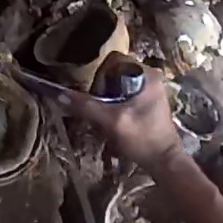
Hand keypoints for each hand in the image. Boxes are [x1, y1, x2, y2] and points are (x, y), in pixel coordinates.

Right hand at [64, 70, 184, 173]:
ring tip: (102, 113)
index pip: (113, 60)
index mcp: (147, 74)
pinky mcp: (148, 99)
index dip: (99, 74)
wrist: (163, 162)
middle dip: (102, 87)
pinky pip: (124, 92)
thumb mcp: (111, 121)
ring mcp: (151, 88)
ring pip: (118, 83)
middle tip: (96, 105)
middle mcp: (151, 76)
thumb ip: (86, 106)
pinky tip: (111, 117)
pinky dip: (114, 102)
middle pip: (114, 71)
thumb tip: (59, 94)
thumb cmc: (142, 138)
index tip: (94, 92)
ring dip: (107, 96)